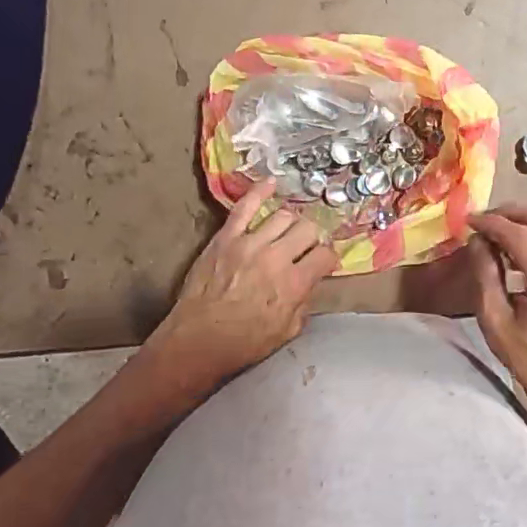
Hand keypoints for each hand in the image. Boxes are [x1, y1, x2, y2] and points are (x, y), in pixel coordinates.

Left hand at [149, 180, 339, 380]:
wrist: (198, 340)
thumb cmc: (244, 343)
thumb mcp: (287, 331)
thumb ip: (303, 302)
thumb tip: (309, 283)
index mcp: (294, 283)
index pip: (325, 255)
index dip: (329, 258)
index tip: (324, 262)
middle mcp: (276, 257)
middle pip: (308, 229)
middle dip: (313, 237)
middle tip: (306, 247)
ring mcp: (248, 243)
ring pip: (283, 215)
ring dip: (291, 222)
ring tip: (288, 230)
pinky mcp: (225, 237)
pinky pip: (245, 206)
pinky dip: (260, 192)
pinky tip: (272, 184)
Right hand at [469, 207, 526, 438]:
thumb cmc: (525, 357)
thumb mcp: (493, 319)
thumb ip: (485, 274)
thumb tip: (478, 239)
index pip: (524, 237)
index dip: (494, 223)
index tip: (471, 221)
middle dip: (514, 212)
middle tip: (487, 219)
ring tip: (500, 230)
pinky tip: (520, 246)